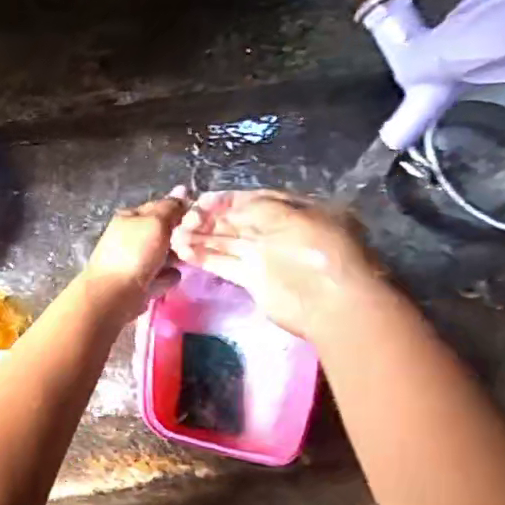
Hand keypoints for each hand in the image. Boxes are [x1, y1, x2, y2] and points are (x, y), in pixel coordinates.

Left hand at [82, 187, 189, 308]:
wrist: (114, 294)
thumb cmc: (134, 253)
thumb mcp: (155, 222)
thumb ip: (170, 208)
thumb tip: (182, 191)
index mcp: (130, 218)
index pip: (160, 207)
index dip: (179, 211)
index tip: (198, 218)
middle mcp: (131, 237)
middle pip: (165, 233)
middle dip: (179, 238)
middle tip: (191, 242)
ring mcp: (136, 260)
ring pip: (167, 255)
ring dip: (175, 259)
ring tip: (179, 262)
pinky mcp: (141, 281)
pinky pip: (162, 276)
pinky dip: (165, 278)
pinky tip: (164, 280)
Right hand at [170, 190, 390, 340]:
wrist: (330, 304)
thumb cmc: (316, 252)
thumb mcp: (290, 217)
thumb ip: (256, 208)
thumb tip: (227, 207)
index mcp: (293, 212)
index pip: (254, 200)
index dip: (226, 200)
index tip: (201, 200)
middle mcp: (277, 232)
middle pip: (236, 221)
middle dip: (209, 218)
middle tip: (184, 219)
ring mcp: (263, 257)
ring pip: (225, 242)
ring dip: (199, 237)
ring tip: (174, 236)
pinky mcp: (251, 279)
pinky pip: (222, 263)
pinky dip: (203, 257)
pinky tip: (182, 251)